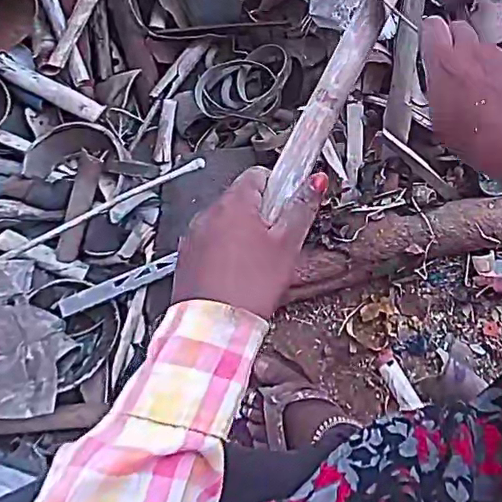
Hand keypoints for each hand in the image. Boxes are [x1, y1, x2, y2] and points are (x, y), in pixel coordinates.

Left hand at [173, 167, 326, 320]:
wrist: (214, 327)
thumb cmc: (249, 288)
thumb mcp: (287, 245)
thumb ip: (302, 207)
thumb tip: (315, 181)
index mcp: (234, 203)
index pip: (259, 174)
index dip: (279, 188)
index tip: (288, 204)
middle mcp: (208, 213)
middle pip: (242, 198)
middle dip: (262, 214)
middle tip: (277, 240)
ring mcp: (194, 234)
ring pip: (226, 221)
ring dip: (242, 232)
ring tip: (258, 260)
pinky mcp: (186, 255)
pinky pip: (210, 241)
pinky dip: (224, 250)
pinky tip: (238, 271)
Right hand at [421, 17, 501, 181]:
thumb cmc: (479, 140)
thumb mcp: (439, 119)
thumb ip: (435, 89)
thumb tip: (436, 86)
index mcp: (444, 63)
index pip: (431, 27)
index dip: (430, 33)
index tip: (430, 39)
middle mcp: (471, 52)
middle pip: (459, 29)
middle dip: (455, 42)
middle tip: (454, 64)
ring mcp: (498, 56)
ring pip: (483, 47)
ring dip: (480, 62)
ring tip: (481, 90)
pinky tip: (501, 95)